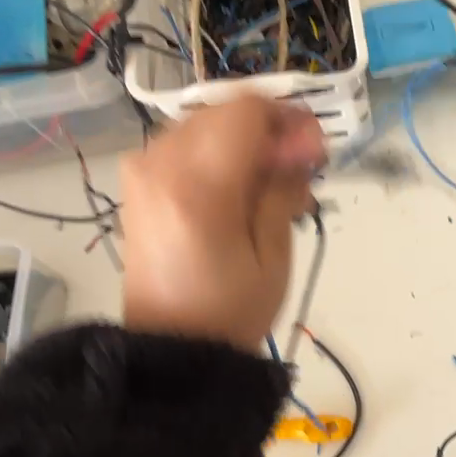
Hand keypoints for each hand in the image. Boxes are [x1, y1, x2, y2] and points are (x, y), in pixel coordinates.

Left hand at [119, 99, 327, 351]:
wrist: (172, 345)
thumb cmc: (232, 310)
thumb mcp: (274, 256)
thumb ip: (281, 190)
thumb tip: (298, 147)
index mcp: (199, 185)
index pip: (246, 112)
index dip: (290, 121)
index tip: (316, 152)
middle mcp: (161, 163)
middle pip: (225, 111)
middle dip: (270, 130)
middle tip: (302, 170)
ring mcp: (143, 169)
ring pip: (207, 123)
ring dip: (246, 142)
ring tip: (274, 186)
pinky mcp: (139, 180)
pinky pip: (186, 143)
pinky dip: (220, 153)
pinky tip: (243, 189)